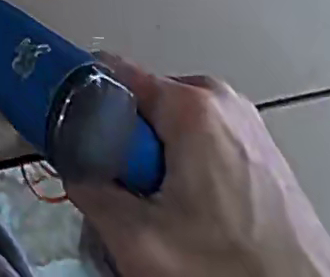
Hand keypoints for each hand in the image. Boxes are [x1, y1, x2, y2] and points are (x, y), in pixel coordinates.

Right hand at [67, 56, 329, 276]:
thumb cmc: (227, 269)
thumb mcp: (141, 243)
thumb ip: (93, 195)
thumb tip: (72, 168)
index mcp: (192, 104)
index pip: (116, 72)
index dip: (85, 96)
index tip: (69, 127)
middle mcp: (220, 97)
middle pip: (144, 104)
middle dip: (126, 144)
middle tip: (128, 196)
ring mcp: (245, 119)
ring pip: (173, 125)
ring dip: (156, 161)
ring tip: (165, 214)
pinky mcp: (260, 144)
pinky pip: (202, 139)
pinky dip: (186, 167)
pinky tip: (196, 216)